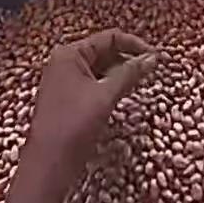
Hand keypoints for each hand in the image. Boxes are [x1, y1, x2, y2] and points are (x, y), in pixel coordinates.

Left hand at [20, 31, 157, 183]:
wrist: (48, 164)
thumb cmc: (74, 125)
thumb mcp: (105, 95)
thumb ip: (130, 73)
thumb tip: (152, 57)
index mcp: (70, 54)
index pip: (108, 38)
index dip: (134, 44)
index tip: (155, 56)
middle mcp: (66, 62)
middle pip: (104, 51)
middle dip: (128, 58)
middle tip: (152, 70)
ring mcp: (65, 81)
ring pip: (100, 68)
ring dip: (121, 73)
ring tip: (142, 80)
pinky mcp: (69, 98)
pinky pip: (94, 83)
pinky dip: (111, 85)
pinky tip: (125, 92)